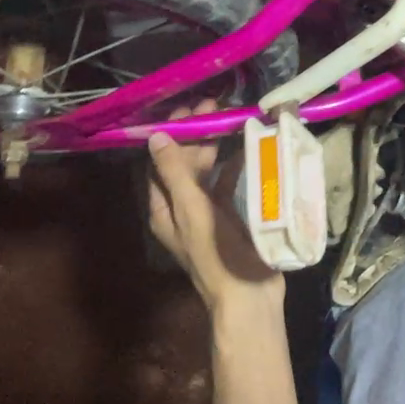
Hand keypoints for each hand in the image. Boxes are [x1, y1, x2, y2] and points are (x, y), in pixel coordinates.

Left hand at [146, 101, 282, 315]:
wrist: (249, 296)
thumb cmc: (216, 252)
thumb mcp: (192, 209)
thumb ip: (175, 172)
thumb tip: (155, 136)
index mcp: (164, 209)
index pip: (160, 161)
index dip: (172, 133)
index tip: (190, 109)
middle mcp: (182, 209)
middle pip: (184, 163)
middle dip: (197, 135)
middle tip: (216, 107)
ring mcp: (208, 214)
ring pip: (207, 171)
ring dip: (216, 147)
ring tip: (232, 119)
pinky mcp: (232, 218)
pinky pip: (229, 185)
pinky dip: (236, 166)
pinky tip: (249, 149)